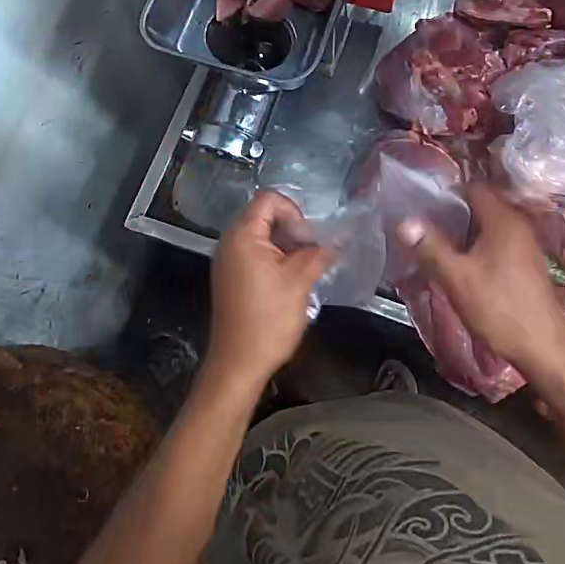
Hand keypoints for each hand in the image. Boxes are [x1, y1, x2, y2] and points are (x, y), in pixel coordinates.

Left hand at [208, 191, 332, 388]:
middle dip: (293, 228)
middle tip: (312, 252)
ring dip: (287, 245)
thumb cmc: (268, 320)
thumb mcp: (300, 281)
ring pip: (263, 235)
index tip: (308, 239)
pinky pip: (256, 253)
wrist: (238, 364)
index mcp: (243, 236)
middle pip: (265, 215)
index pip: (269, 199)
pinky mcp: (232, 277)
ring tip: (305, 267)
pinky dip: (276, 258)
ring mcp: (228, 261)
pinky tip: (291, 280)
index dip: (294, 212)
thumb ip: (319, 254)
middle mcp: (230, 243)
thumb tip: (336, 241)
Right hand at [399, 185, 564, 381]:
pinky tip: (465, 266)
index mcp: (504, 220)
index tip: (425, 206)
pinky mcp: (528, 263)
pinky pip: (500, 242)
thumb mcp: (458, 279)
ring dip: (467, 233)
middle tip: (428, 228)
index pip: (474, 187)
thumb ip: (431, 248)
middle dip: (455, 214)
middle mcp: (519, 225)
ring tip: (441, 247)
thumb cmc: (499, 308)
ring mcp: (527, 244)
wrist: (544, 345)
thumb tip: (405, 222)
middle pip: (482, 205)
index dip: (449, 193)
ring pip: (491, 226)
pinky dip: (481, 247)